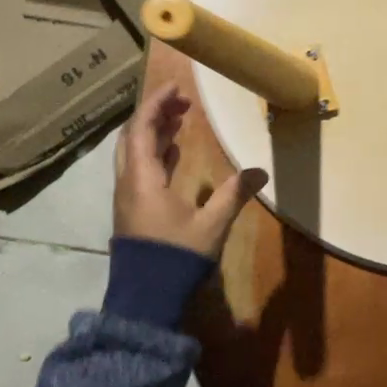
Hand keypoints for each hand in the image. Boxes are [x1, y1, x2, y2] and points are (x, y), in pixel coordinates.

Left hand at [114, 83, 267, 256]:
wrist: (146, 298)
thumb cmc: (177, 257)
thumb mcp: (212, 224)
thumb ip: (234, 194)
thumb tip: (260, 170)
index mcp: (142, 178)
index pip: (142, 128)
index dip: (157, 104)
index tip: (176, 87)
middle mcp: (127, 183)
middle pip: (133, 137)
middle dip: (155, 116)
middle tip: (182, 105)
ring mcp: (126, 199)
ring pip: (133, 155)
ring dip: (153, 136)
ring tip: (179, 125)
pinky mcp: (131, 214)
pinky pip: (138, 172)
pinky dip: (154, 157)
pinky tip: (172, 159)